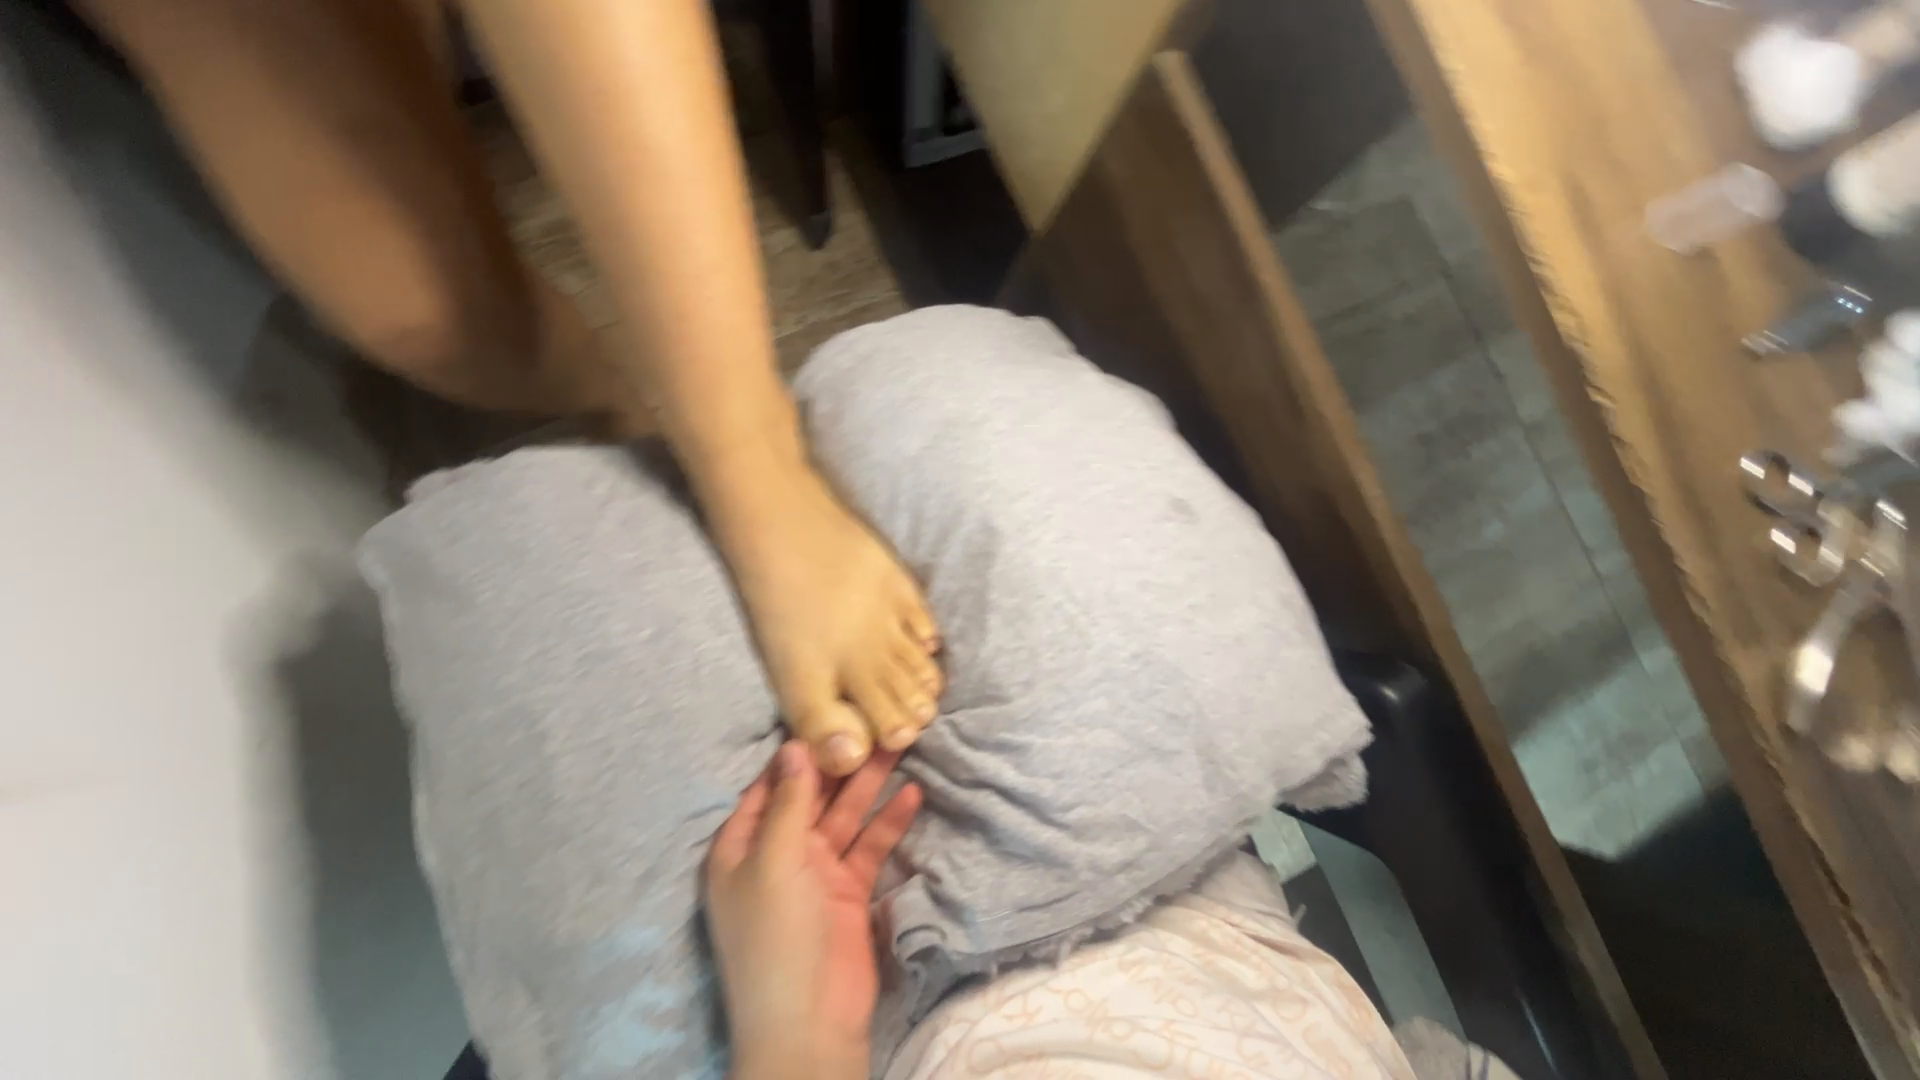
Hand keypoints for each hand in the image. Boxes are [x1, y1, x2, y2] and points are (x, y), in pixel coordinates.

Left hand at [703, 458, 942, 776]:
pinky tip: (930, 642)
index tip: (904, 740)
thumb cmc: (776, 605)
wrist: (785, 523)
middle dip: (915, 706)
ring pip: (918, 653)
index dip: (896, 730)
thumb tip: (854, 757)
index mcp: (855, 671)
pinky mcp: (893, 576)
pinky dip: (928, 634)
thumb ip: (821, 719)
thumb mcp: (791, 674)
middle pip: (907, 683)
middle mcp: (881, 644)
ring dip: (925, 676)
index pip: (887, 711)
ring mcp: (891, 607)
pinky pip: (922, 614)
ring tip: (929, 691)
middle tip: (922, 719)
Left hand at [705, 741, 922, 1079]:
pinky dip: (888, 822)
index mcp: (741, 846)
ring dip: (870, 784)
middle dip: (841, 762)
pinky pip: (868, 846)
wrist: (809, 1022)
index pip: (768, 785)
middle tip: (875, 720)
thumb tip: (792, 746)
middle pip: (811, 795)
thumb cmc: (776, 934)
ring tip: (900, 742)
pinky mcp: (848, 890)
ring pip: (844, 815)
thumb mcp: (774, 861)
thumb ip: (788, 803)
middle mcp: (776, 852)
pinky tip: (913, 793)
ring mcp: (815, 871)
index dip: (796, 751)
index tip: (827, 711)